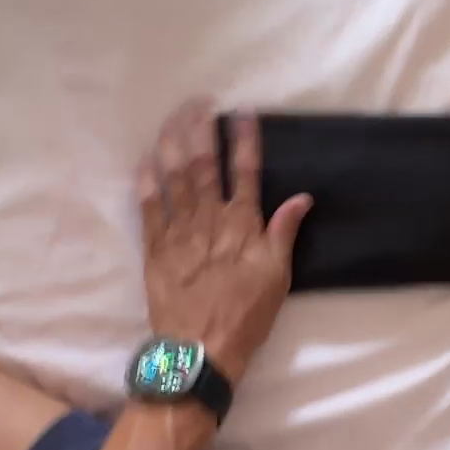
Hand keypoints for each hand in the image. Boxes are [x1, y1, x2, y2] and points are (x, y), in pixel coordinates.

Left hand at [140, 99, 311, 381]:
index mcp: (243, 224)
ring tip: (173, 116)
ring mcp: (179, 231)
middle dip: (201, 128)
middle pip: (204, 163)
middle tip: (200, 101)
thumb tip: (302, 198)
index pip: (246, 171)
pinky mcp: (156, 247)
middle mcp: (210, 219)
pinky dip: (147, 179)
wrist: (201, 348)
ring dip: (173, 142)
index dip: (244, 138)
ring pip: (174, 176)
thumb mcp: (277, 277)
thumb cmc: (246, 315)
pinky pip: (149, 205)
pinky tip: (147, 158)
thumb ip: (284, 233)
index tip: (243, 111)